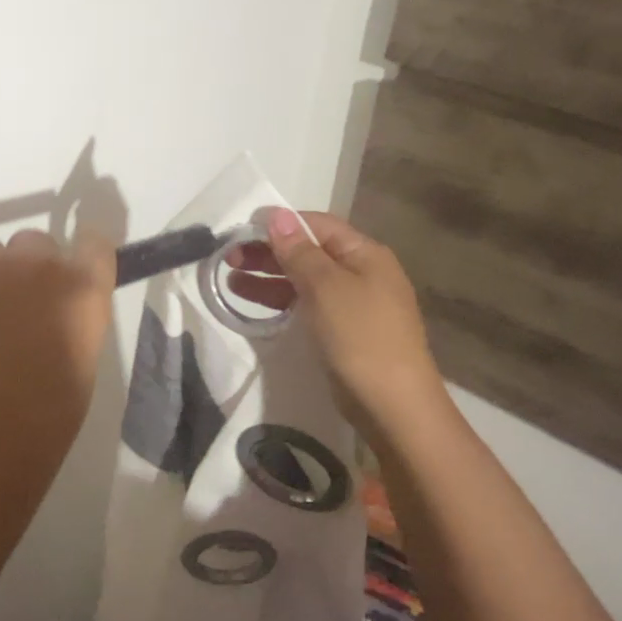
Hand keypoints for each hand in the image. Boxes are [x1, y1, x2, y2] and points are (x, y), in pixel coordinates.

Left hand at [0, 229, 117, 472]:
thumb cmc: (33, 431)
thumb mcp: (77, 372)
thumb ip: (69, 324)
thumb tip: (48, 312)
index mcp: (82, 291)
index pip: (93, 244)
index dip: (78, 259)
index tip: (64, 278)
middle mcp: (35, 262)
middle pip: (33, 245)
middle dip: (23, 273)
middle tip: (7, 318)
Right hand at [227, 209, 444, 435]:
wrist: (393, 405)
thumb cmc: (360, 336)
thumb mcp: (325, 287)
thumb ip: (298, 250)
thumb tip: (277, 215)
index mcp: (365, 254)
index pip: (317, 224)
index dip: (280, 223)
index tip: (242, 230)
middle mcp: (361, 273)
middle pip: (309, 251)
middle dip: (269, 251)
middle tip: (228, 257)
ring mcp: (353, 303)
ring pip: (304, 279)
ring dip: (268, 276)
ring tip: (230, 280)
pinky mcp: (342, 330)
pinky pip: (307, 304)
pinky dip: (280, 300)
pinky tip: (253, 302)